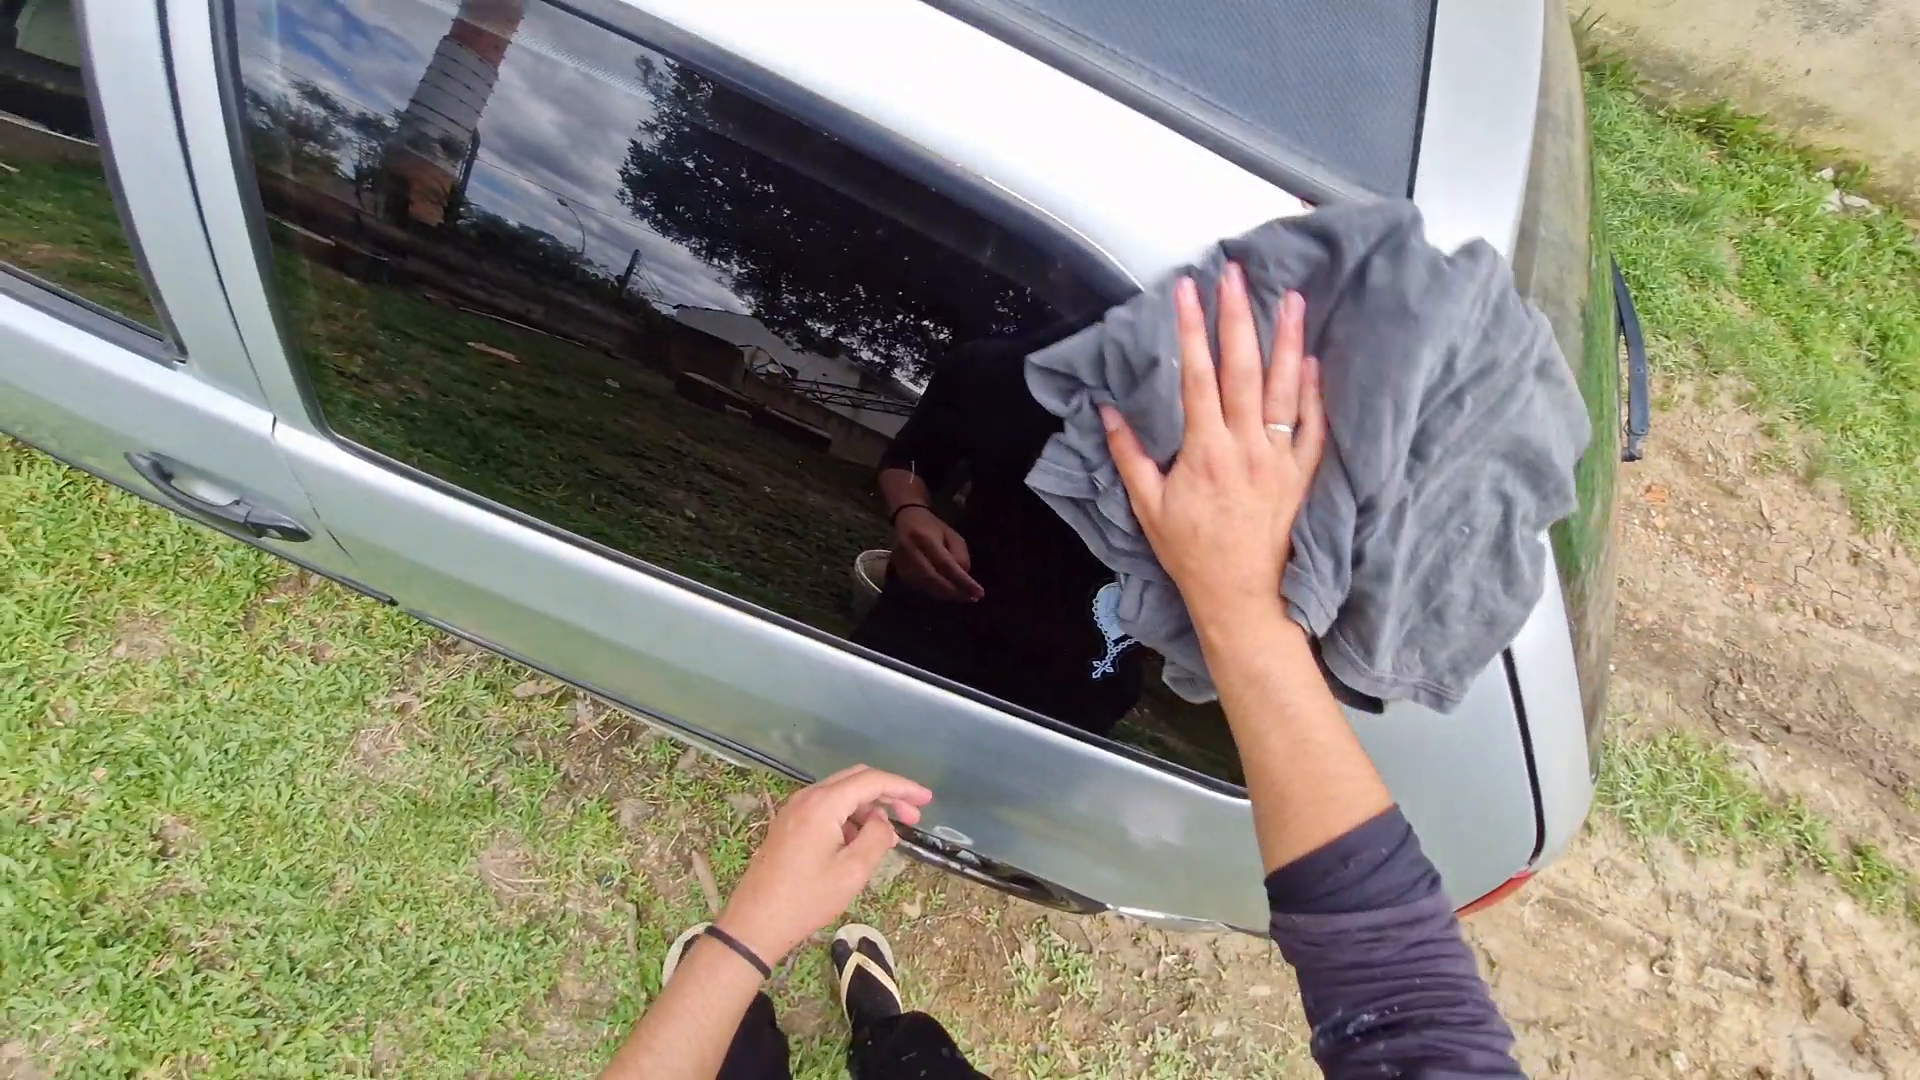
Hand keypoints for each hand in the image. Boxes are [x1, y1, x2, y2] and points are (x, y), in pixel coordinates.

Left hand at [714, 765, 933, 964]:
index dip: (903, 786)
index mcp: (823, 804)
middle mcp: (808, 797)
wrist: (754, 924)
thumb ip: (876, 839)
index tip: (927, 799)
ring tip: (889, 835)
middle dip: (888, 794)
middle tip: (913, 815)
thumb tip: (883, 822)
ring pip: (842, 794)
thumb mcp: (852, 872)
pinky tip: (861, 841)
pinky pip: (827, 808)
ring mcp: (795, 809)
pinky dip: (850, 816)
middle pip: (857, 780)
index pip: (872, 780)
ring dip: (869, 807)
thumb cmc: (806, 899)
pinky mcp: (789, 824)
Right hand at [891, 506, 983, 601]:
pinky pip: (918, 586)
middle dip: (953, 591)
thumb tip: (963, 580)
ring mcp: (900, 562)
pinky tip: (945, 592)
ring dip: (944, 594)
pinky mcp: (897, 570)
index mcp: (925, 538)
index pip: (946, 565)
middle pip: (932, 579)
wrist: (907, 519)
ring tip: (961, 596)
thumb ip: (960, 556)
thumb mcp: (953, 535)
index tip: (978, 593)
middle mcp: (910, 551)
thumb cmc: (933, 527)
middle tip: (970, 598)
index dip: (962, 581)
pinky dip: (933, 592)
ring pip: (924, 586)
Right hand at [1101, 267, 1325, 635]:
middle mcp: (1247, 447)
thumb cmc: (1189, 551)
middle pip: (1243, 370)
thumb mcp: (1148, 506)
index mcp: (1205, 452)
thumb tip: (1107, 412)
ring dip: (1286, 339)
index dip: (1192, 331)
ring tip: (1290, 297)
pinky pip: (1314, 424)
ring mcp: (1280, 458)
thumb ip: (1129, 456)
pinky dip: (1315, 388)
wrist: (1239, 592)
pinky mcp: (1302, 473)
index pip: (1198, 377)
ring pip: (1287, 388)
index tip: (1188, 291)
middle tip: (1237, 274)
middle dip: (1238, 317)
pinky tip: (1312, 357)